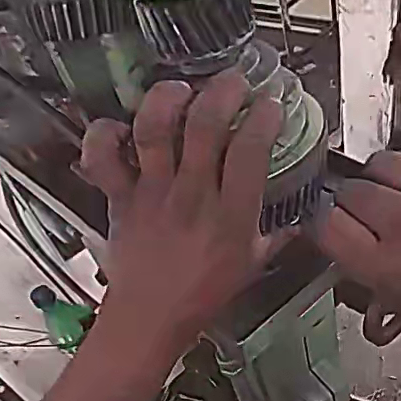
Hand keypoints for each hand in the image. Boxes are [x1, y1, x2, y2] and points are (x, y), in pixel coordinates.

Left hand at [78, 73, 282, 352]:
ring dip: (168, 98)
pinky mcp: (120, 197)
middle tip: (235, 82)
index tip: (271, 105)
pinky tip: (121, 126)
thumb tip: (297, 218)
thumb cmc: (202, 294)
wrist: (150, 318)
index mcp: (230, 214)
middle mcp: (191, 196)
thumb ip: (276, 235)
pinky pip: (102, 157)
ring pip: (154, 128)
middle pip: (206, 124)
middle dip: (225, 91)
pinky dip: (104, 134)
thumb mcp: (252, 264)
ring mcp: (152, 193)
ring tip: (182, 89)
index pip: (250, 150)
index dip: (264, 117)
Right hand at [317, 149, 400, 345]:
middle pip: (348, 192)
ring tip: (392, 196)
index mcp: (386, 268)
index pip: (325, 226)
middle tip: (366, 219)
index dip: (322, 228)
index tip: (332, 232)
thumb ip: (380, 288)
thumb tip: (362, 276)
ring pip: (379, 164)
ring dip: (378, 180)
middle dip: (350, 206)